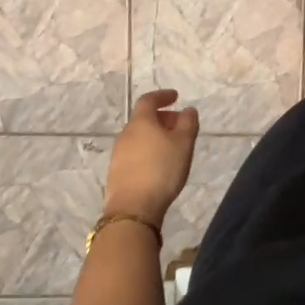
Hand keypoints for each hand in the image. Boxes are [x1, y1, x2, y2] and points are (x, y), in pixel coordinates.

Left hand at [104, 90, 199, 225]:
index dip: (162, 96)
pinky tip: (157, 165)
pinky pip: (134, 153)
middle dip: (161, 118)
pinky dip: (147, 151)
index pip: (148, 100)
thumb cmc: (162, 169)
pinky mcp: (116, 172)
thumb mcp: (183, 144)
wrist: (133, 208)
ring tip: (171, 147)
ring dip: (154, 136)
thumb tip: (187, 110)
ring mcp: (118, 154)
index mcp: (141, 122)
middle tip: (178, 125)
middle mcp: (125, 134)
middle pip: (143, 119)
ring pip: (138, 137)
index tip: (175, 97)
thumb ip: (188, 123)